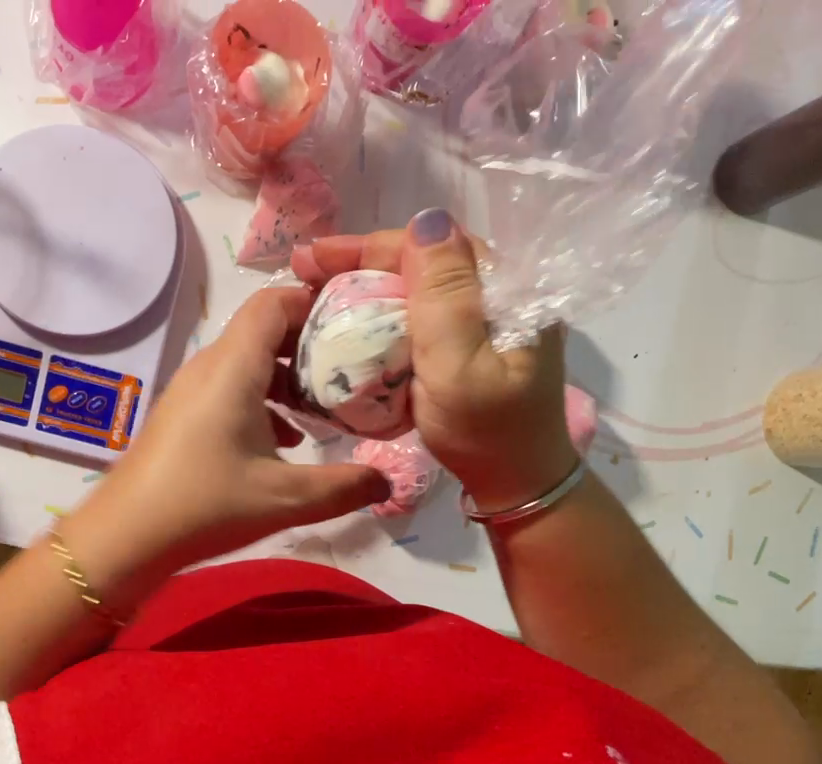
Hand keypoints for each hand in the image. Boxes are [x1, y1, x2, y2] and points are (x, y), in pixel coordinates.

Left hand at [63, 287, 390, 603]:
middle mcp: (209, 367)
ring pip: (248, 363)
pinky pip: (230, 389)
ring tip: (326, 410)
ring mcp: (191, 391)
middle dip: (311, 345)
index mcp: (233, 367)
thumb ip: (345, 487)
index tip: (356, 319)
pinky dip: (263, 402)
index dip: (316, 301)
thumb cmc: (205, 505)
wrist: (125, 537)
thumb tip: (388, 480)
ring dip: (288, 379)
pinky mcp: (182, 416)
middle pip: (264, 331)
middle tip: (353, 369)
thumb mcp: (285, 499)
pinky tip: (286, 441)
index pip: (275, 303)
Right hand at [294, 210, 576, 510]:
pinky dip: (382, 313)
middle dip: (360, 262)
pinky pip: (419, 314)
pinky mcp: (470, 343)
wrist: (518, 484)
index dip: (368, 246)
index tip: (313, 257)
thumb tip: (428, 220)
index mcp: (505, 286)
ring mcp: (485, 318)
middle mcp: (498, 291)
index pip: (428, 245)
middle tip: (303, 269)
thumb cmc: (487, 431)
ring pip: (416, 286)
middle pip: (420, 260)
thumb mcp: (461, 365)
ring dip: (367, 285)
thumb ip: (445, 295)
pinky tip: (351, 319)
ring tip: (317, 290)